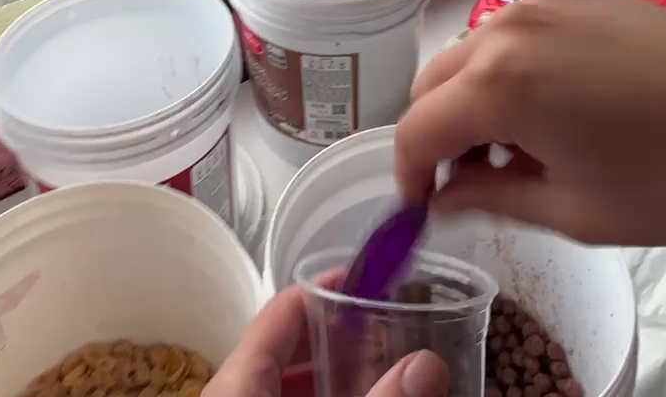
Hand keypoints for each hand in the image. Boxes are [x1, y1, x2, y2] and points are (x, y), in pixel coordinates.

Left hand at [205, 285, 450, 396]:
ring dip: (339, 381)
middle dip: (343, 341)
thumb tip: (428, 362)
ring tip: (389, 374)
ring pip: (293, 390)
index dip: (325, 289)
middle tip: (395, 333)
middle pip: (289, 352)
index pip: (281, 312)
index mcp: (237, 385)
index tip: (372, 280)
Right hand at [395, 0, 665, 244]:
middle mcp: (505, 28)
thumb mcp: (572, 211)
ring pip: (472, 50)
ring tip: (525, 138)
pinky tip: (562, 96)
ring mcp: (541, 0)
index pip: (417, 129)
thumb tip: (444, 198)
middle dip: (438, 130)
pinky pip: (517, 28)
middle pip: (434, 80)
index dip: (409, 173)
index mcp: (498, 85)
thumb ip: (489, 198)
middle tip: (473, 175)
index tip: (420, 205)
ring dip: (474, 94)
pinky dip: (514, 63)